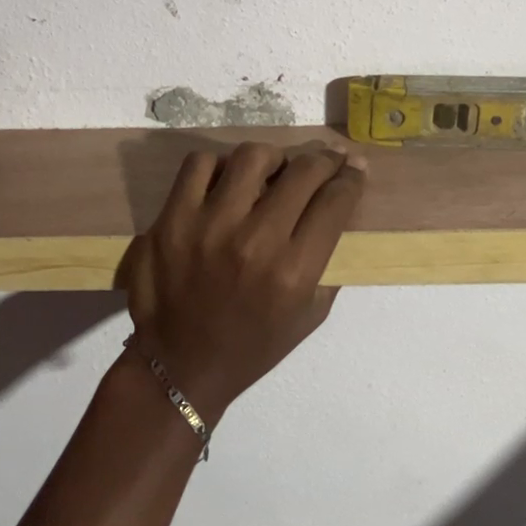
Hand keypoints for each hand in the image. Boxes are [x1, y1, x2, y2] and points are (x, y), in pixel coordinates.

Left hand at [119, 143, 365, 420]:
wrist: (179, 368)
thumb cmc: (251, 347)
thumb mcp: (308, 315)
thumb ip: (326, 262)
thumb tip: (337, 205)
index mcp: (293, 271)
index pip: (335, 201)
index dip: (352, 177)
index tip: (355, 168)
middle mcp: (255, 242)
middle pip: (303, 171)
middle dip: (324, 159)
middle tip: (325, 159)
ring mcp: (208, 226)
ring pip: (252, 156)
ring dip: (272, 158)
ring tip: (273, 169)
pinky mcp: (170, 220)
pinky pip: (200, 165)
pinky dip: (218, 166)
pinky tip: (226, 180)